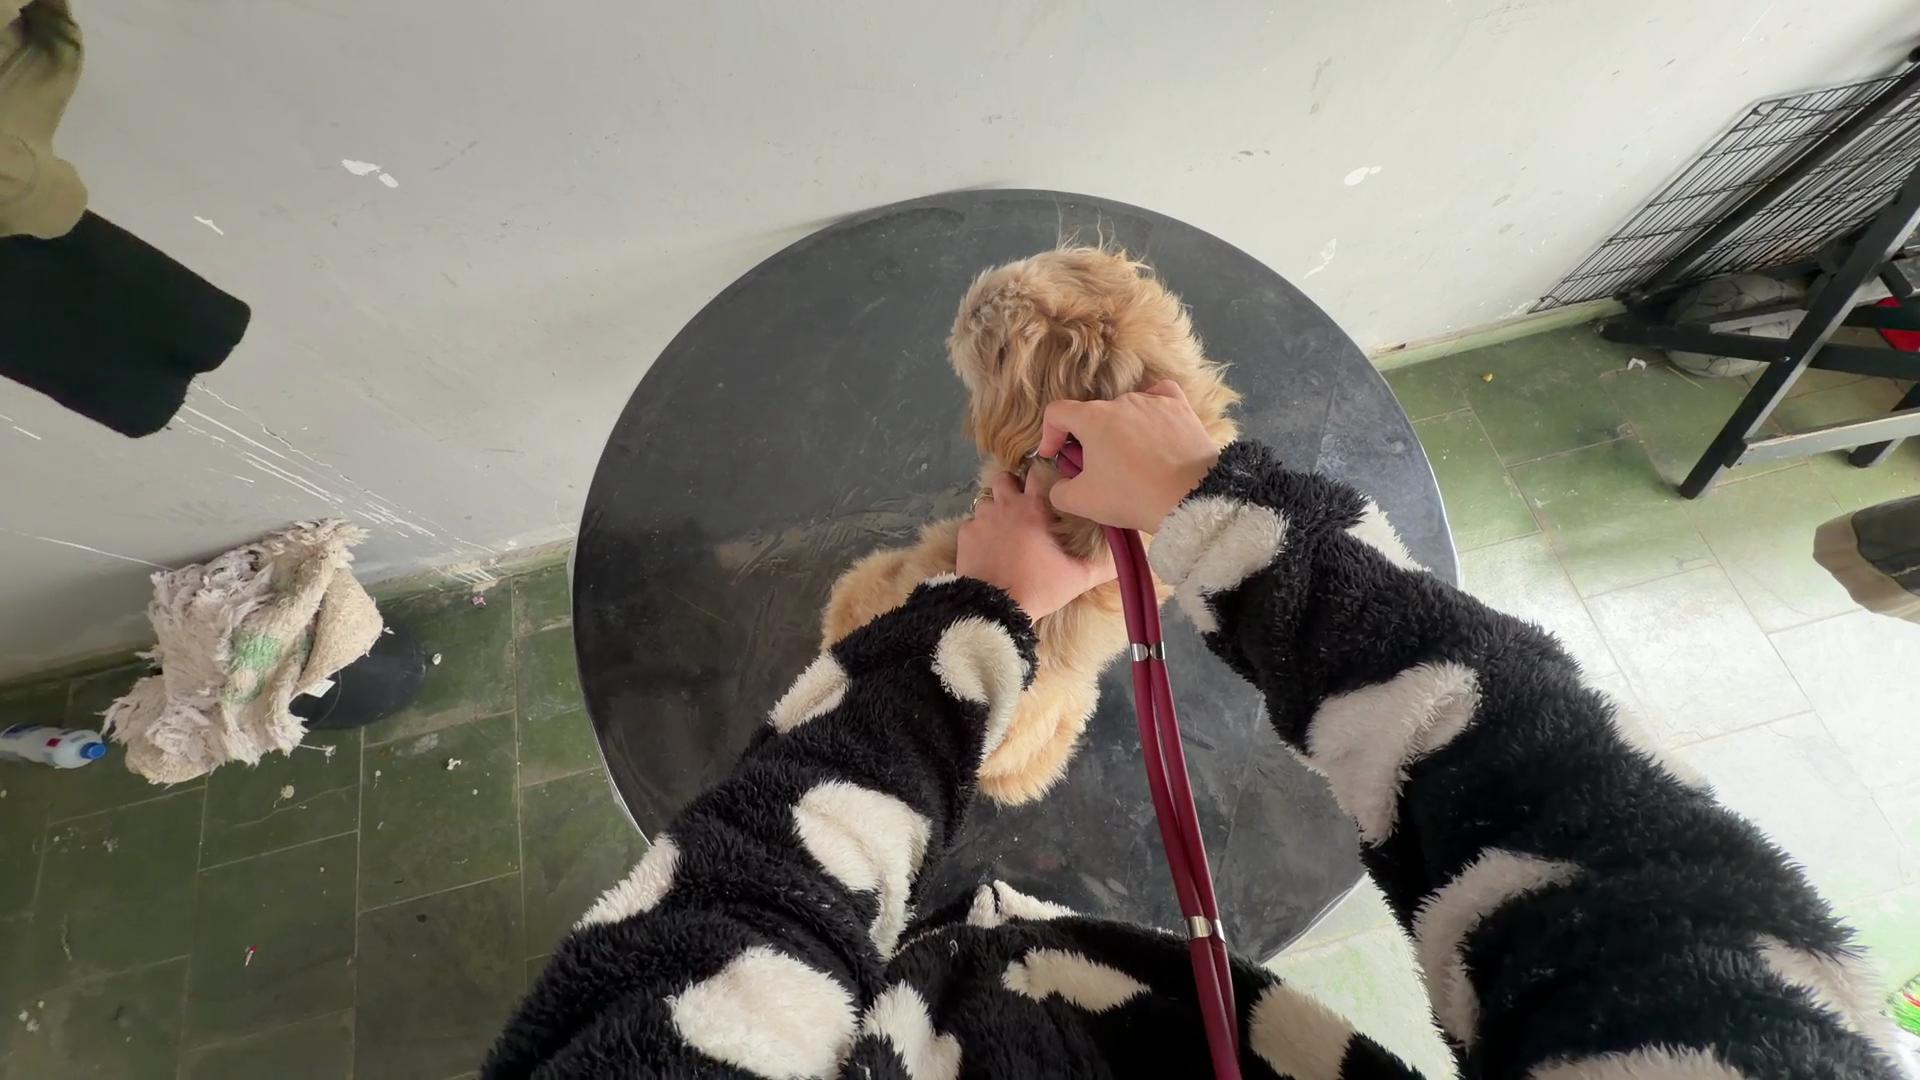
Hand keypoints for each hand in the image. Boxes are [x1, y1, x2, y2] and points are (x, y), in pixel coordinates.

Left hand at [956, 471, 1115, 620]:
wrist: (994, 608)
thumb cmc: (1038, 588)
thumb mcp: (1077, 578)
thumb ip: (1102, 565)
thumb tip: (1125, 559)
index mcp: (1034, 508)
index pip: (1038, 473)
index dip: (1042, 477)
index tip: (1047, 487)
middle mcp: (1006, 505)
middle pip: (1005, 478)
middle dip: (1012, 486)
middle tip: (1021, 505)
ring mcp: (982, 518)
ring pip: (986, 499)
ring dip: (994, 507)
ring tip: (1003, 526)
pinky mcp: (965, 534)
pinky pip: (972, 523)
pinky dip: (979, 530)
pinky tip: (988, 547)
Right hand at [1038, 381, 1220, 532]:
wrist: (1190, 498)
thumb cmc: (1130, 496)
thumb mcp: (1082, 502)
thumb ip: (1058, 490)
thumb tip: (1061, 484)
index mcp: (1092, 418)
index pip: (1057, 413)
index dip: (1048, 434)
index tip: (1053, 455)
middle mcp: (1121, 401)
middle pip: (1092, 415)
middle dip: (1086, 440)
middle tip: (1094, 469)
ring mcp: (1152, 401)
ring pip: (1123, 410)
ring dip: (1118, 431)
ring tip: (1128, 459)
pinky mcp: (1179, 407)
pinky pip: (1158, 397)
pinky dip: (1149, 410)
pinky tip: (1151, 426)